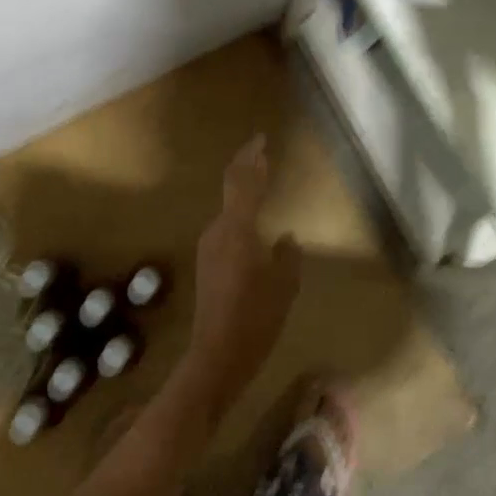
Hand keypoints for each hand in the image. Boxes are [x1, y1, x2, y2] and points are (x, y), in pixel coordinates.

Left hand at [183, 135, 300, 412]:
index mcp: (238, 230)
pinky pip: (227, 228)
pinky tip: (253, 224)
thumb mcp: (284, 286)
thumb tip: (286, 238)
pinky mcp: (208, 264)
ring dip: (243, 192)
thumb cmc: (256, 320)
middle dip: (247, 168)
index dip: (253, 158)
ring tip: (262, 181)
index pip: (244, 182)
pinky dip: (240, 215)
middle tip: (262, 152)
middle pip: (232, 189)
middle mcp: (218, 231)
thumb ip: (287, 256)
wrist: (217, 355)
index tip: (262, 139)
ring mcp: (209, 247)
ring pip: (228, 209)